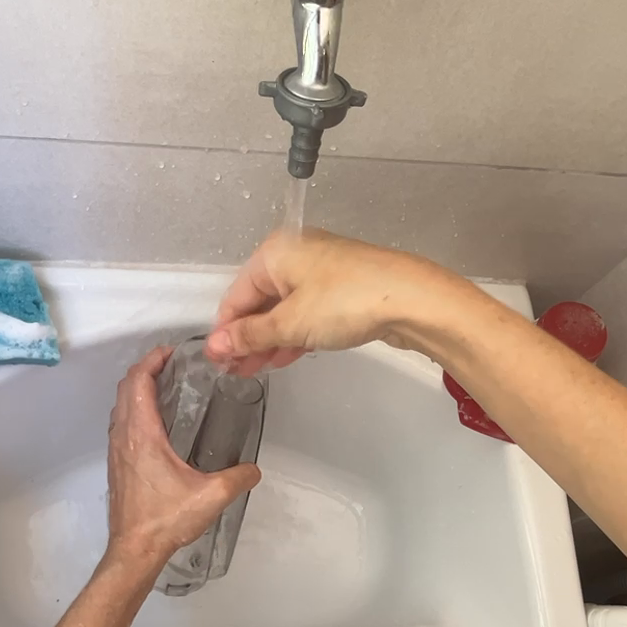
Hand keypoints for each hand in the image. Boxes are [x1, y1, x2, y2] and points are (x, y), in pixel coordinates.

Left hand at [105, 346, 261, 564]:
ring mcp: (116, 450)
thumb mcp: (211, 497)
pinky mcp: (117, 464)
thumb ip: (237, 478)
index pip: (138, 382)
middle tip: (171, 364)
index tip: (172, 352)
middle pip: (125, 387)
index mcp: (142, 435)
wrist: (134, 549)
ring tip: (164, 386)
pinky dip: (134, 409)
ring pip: (120, 405)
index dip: (152, 360)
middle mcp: (124, 436)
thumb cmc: (166, 520)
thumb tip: (254, 469)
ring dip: (137, 389)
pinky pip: (121, 423)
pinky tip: (155, 422)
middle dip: (145, 368)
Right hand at [204, 229, 501, 374]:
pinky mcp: (340, 288)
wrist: (410, 299)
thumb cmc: (345, 301)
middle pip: (258, 303)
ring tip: (256, 371)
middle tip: (235, 372)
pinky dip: (292, 334)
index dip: (225, 332)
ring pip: (282, 310)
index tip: (217, 363)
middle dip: (246, 339)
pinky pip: (305, 312)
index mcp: (273, 254)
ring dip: (268, 341)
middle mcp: (293, 256)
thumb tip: (216, 346)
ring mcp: (319, 271)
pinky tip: (284, 356)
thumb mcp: (290, 324)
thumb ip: (250, 336)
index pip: (235, 297)